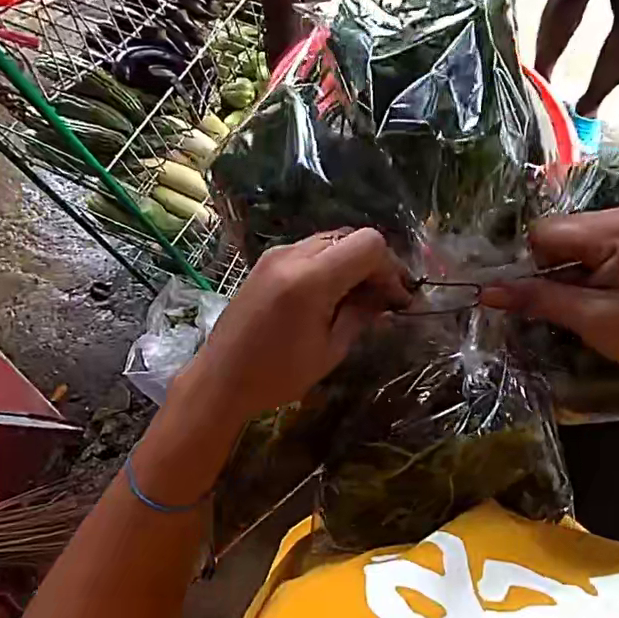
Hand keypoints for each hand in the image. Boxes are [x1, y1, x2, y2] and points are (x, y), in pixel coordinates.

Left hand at [177, 227, 409, 424]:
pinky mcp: (268, 261)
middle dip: (376, 264)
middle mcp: (293, 255)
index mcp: (311, 279)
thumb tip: (389, 299)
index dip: (391, 268)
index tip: (398, 298)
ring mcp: (277, 254)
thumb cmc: (278, 375)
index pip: (369, 245)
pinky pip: (312, 249)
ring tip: (361, 297)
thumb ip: (362, 315)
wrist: (220, 380)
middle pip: (353, 237)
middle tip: (386, 298)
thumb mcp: (331, 350)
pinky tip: (334, 293)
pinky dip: (333, 263)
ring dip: (354, 262)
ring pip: (333, 240)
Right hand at [481, 205, 618, 383]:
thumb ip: (540, 299)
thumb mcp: (595, 320)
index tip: (526, 298)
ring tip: (584, 305)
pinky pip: (597, 246)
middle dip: (549, 269)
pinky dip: (588, 270)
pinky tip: (599, 296)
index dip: (527, 265)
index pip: (546, 232)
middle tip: (559, 307)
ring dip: (568, 272)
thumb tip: (487, 291)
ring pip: (576, 241)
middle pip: (560, 233)